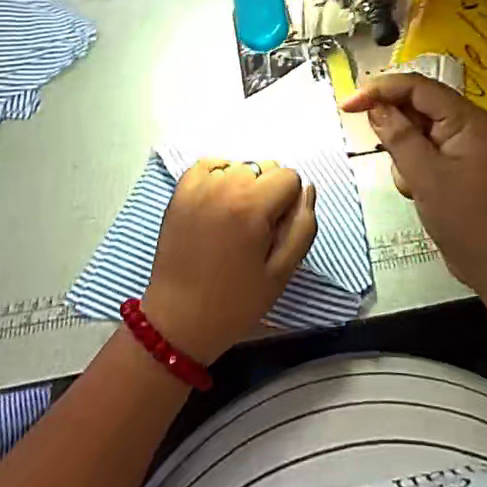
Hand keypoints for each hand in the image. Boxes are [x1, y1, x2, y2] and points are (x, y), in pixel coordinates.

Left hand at [141, 160, 316, 364]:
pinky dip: (219, 176)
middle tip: (256, 230)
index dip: (290, 204)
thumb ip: (303, 226)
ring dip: (245, 185)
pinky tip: (219, 203)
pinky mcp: (179, 194)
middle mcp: (224, 186)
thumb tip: (307, 190)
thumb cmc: (236, 301)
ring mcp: (197, 188)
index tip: (276, 232)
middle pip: (265, 167)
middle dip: (269, 193)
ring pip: (239, 166)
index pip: (290, 177)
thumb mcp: (283, 271)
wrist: (180, 320)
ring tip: (235, 220)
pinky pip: (209, 165)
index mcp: (252, 205)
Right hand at [341, 75, 486, 292]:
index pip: (417, 87)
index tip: (348, 104)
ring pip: (415, 133)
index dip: (380, 89)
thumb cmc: (468, 217)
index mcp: (465, 118)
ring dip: (403, 155)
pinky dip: (411, 170)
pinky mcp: (454, 168)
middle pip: (415, 107)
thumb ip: (398, 137)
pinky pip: (422, 155)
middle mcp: (464, 125)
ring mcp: (460, 148)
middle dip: (393, 128)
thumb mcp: (426, 175)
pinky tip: (417, 193)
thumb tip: (375, 107)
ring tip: (412, 184)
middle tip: (378, 148)